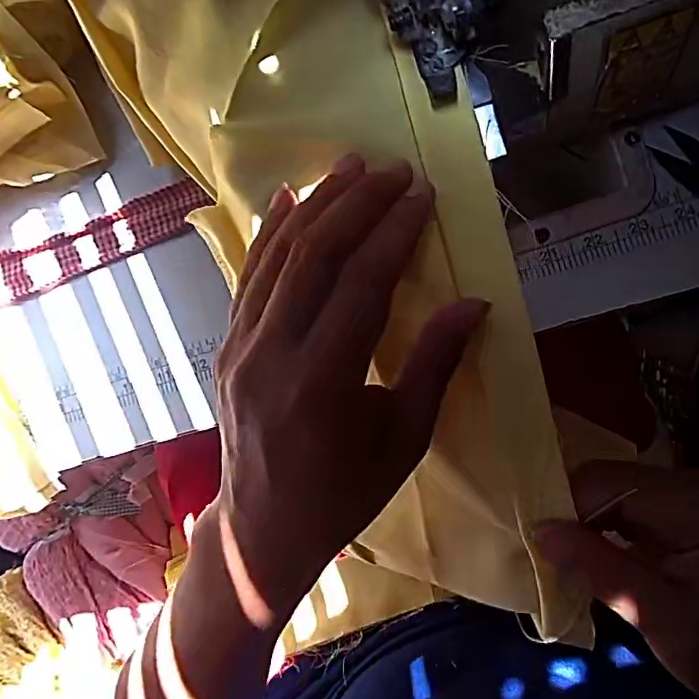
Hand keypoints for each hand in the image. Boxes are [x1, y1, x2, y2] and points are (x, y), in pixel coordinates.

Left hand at [214, 153, 487, 624]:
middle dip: (359, 204)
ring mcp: (238, 347)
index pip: (361, 286)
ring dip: (317, 205)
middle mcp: (270, 356)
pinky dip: (271, 232)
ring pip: (277, 257)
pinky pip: (249, 275)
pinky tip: (289, 198)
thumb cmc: (342, 495)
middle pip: (315, 257)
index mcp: (320, 386)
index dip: (395, 233)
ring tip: (351, 167)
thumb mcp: (403, 442)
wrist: (259, 530)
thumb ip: (434, 367)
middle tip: (394, 170)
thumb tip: (473, 304)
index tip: (422, 195)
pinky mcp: (225, 345)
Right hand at [535, 461, 698, 698]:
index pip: (613, 486)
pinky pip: (627, 497)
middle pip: (612, 478)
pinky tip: (586, 544)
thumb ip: (601, 571)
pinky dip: (601, 519)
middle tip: (540, 546)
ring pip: (614, 484)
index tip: (534, 540)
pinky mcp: (685, 503)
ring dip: (582, 514)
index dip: (566, 506)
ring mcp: (695, 490)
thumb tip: (540, 532)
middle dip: (571, 509)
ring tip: (556, 546)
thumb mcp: (661, 622)